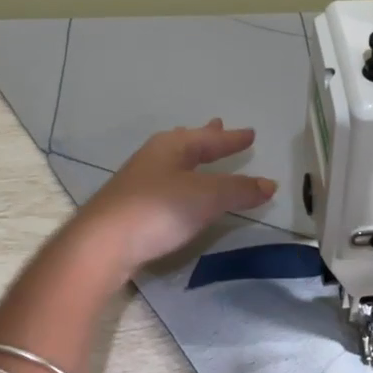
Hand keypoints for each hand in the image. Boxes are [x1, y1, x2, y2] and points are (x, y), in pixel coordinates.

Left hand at [73, 119, 276, 277]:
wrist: (102, 245)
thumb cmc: (158, 210)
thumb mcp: (207, 198)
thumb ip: (239, 190)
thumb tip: (269, 184)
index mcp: (172, 147)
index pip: (209, 138)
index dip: (231, 139)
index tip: (250, 133)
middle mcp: (154, 158)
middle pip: (185, 143)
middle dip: (205, 139)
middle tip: (219, 127)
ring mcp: (138, 183)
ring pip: (173, 162)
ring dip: (191, 159)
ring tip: (201, 157)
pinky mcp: (131, 208)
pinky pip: (165, 184)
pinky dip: (180, 181)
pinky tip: (180, 192)